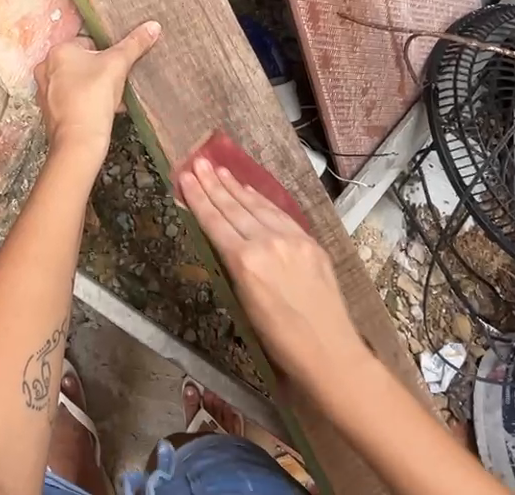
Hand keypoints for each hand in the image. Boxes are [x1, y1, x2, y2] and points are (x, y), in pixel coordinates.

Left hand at [34, 22, 160, 163]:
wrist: (78, 141)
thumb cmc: (94, 96)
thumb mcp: (118, 64)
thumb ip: (135, 44)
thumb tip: (153, 26)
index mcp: (58, 50)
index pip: (87, 41)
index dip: (106, 52)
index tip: (118, 64)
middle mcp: (46, 68)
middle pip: (81, 63)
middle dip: (101, 72)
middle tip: (117, 81)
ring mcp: (45, 91)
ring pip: (77, 82)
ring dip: (95, 88)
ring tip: (113, 98)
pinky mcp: (49, 111)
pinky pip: (72, 100)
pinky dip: (87, 103)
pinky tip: (104, 112)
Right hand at [178, 157, 366, 377]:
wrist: (330, 352)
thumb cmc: (278, 340)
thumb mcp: (243, 303)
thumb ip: (231, 265)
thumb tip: (219, 238)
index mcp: (244, 262)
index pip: (214, 222)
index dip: (197, 198)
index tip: (184, 176)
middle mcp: (266, 243)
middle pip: (233, 208)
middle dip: (212, 184)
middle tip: (197, 162)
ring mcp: (291, 239)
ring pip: (256, 206)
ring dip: (235, 187)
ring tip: (218, 169)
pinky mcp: (309, 242)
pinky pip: (279, 214)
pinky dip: (261, 200)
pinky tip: (249, 190)